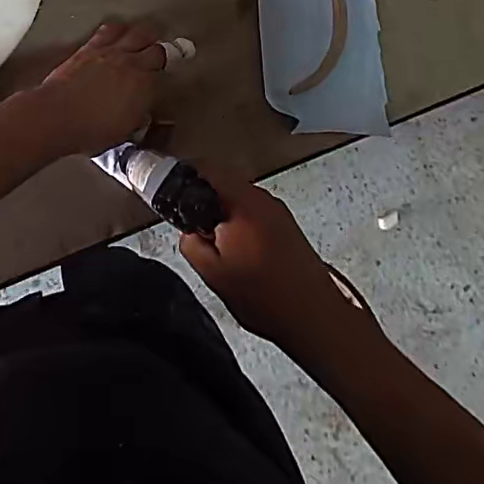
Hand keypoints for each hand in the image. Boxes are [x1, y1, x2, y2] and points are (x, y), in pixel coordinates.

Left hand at [30, 21, 163, 156]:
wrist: (57, 116)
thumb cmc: (89, 129)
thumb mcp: (123, 132)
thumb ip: (137, 117)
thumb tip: (140, 114)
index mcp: (146, 88)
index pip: (163, 78)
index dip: (164, 78)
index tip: (162, 80)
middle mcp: (133, 66)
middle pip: (157, 49)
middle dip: (160, 52)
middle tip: (160, 54)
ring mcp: (112, 53)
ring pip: (137, 32)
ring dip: (143, 34)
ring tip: (144, 36)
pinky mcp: (91, 47)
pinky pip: (110, 30)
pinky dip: (117, 29)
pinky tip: (118, 30)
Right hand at [179, 181, 376, 361]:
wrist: (312, 313)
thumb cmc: (263, 294)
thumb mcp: (213, 273)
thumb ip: (192, 243)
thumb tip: (189, 230)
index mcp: (242, 202)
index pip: (208, 169)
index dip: (185, 177)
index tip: (171, 192)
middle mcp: (263, 198)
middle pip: (224, 183)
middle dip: (203, 201)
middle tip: (191, 227)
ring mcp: (278, 210)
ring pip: (240, 199)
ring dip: (223, 213)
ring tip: (215, 245)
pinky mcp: (287, 225)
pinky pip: (255, 212)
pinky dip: (240, 223)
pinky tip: (238, 252)